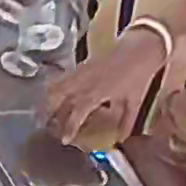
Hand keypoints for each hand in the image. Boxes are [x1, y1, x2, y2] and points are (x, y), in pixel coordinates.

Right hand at [42, 25, 169, 144]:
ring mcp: (82, 72)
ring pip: (57, 87)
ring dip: (48, 101)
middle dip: (51, 116)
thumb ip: (125, 121)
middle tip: (46, 128)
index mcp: (97, 93)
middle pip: (60, 100)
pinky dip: (54, 87)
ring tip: (42, 113)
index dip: (70, 128)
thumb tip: (121, 139)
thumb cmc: (139, 73)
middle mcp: (85, 83)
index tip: (65, 140)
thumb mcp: (134, 100)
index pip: (77, 113)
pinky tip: (51, 95)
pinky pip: (63, 78)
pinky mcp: (82, 65)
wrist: (143, 44)